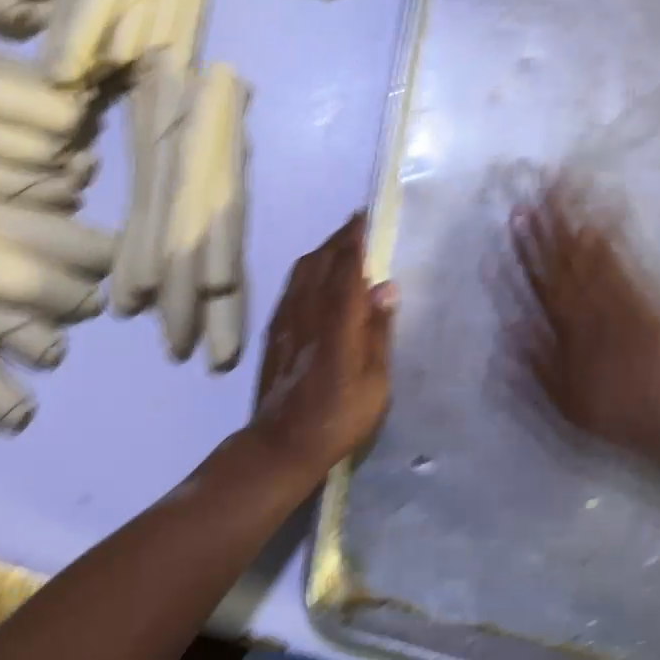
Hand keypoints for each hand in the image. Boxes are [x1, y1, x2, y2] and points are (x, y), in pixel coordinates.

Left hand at [247, 214, 395, 477]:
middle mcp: (307, 308)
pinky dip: (307, 271)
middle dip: (339, 239)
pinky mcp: (274, 329)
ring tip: (340, 246)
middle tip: (357, 225)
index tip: (366, 216)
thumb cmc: (338, 417)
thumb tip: (385, 286)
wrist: (281, 443)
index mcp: (337, 319)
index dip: (356, 238)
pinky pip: (291, 286)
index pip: (347, 265)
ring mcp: (286, 317)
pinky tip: (316, 277)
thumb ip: (378, 331)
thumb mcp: (375, 382)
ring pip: (302, 269)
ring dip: (322, 251)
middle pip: (322, 260)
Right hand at [508, 181, 659, 477]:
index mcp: (568, 330)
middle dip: (551, 217)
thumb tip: (506, 328)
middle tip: (539, 183)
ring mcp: (626, 298)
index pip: (541, 278)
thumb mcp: (564, 402)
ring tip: (568, 183)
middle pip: (567, 255)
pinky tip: (611, 208)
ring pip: (596, 249)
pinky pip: (631, 258)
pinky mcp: (655, 298)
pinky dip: (618, 231)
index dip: (527, 245)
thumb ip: (534, 363)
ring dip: (580, 214)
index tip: (516, 215)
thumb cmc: (619, 417)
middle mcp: (594, 306)